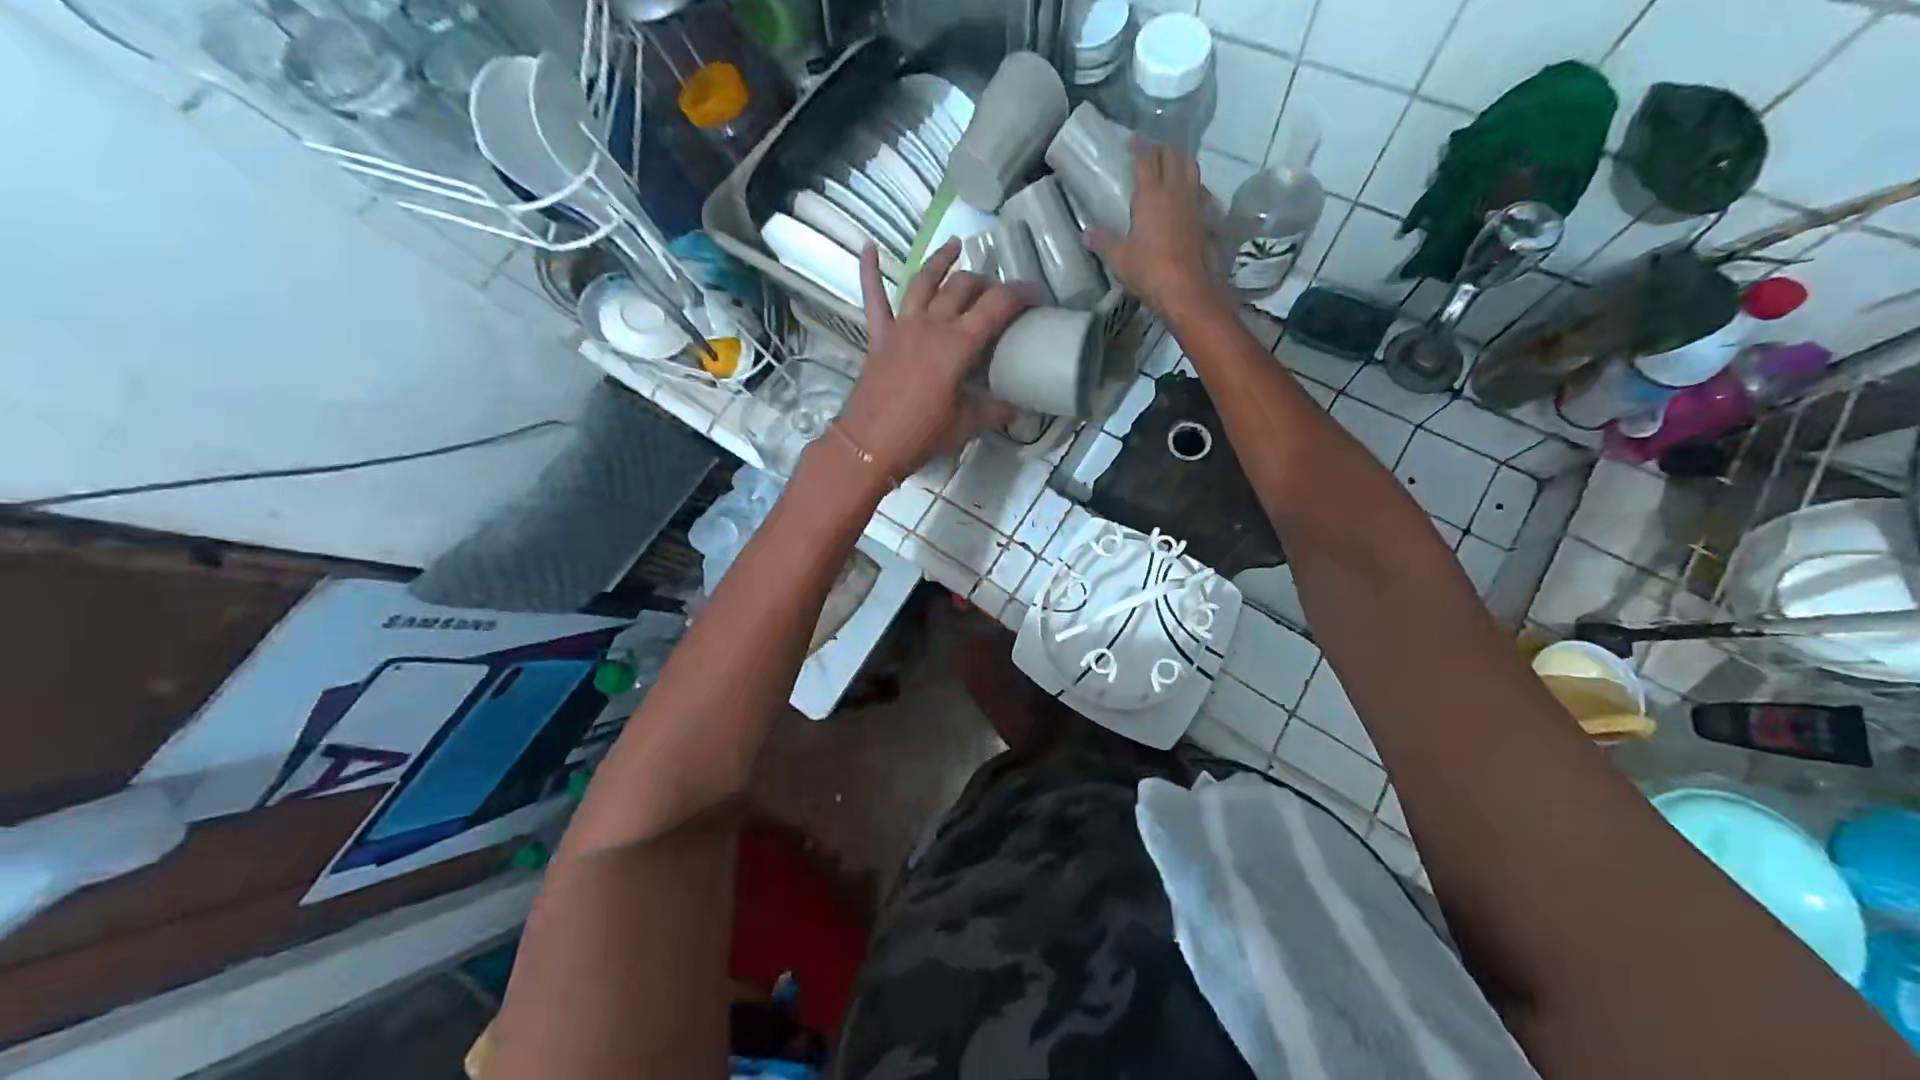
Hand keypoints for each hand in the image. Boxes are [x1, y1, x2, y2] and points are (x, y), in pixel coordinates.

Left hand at [835, 239, 1031, 482]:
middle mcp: (931, 324)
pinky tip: (869, 248)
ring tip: (955, 246)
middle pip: (962, 286)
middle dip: (985, 282)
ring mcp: (901, 326)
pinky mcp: (878, 337)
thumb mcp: (966, 425)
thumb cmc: (921, 435)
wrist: (869, 446)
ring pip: (924, 281)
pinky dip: (870, 272)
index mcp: (958, 344)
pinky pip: (873, 298)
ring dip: (941, 261)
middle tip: (997, 291)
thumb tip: (1016, 406)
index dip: (1020, 294)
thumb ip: (994, 410)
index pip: (997, 306)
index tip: (1035, 294)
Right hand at [1085, 137, 1225, 318]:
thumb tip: (1087, 233)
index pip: (1146, 158)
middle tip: (1152, 150)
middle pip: (1173, 155)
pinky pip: (1201, 190)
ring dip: (1181, 160)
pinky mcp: (1205, 217)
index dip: (1139, 146)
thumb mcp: (1119, 257)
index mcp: (1151, 194)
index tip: (1133, 140)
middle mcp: (1175, 190)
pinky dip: (1194, 184)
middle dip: (1162, 148)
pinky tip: (1190, 193)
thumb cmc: (1148, 269)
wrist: (1185, 288)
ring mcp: (1194, 202)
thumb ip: (1104, 241)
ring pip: (1191, 167)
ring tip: (1172, 164)